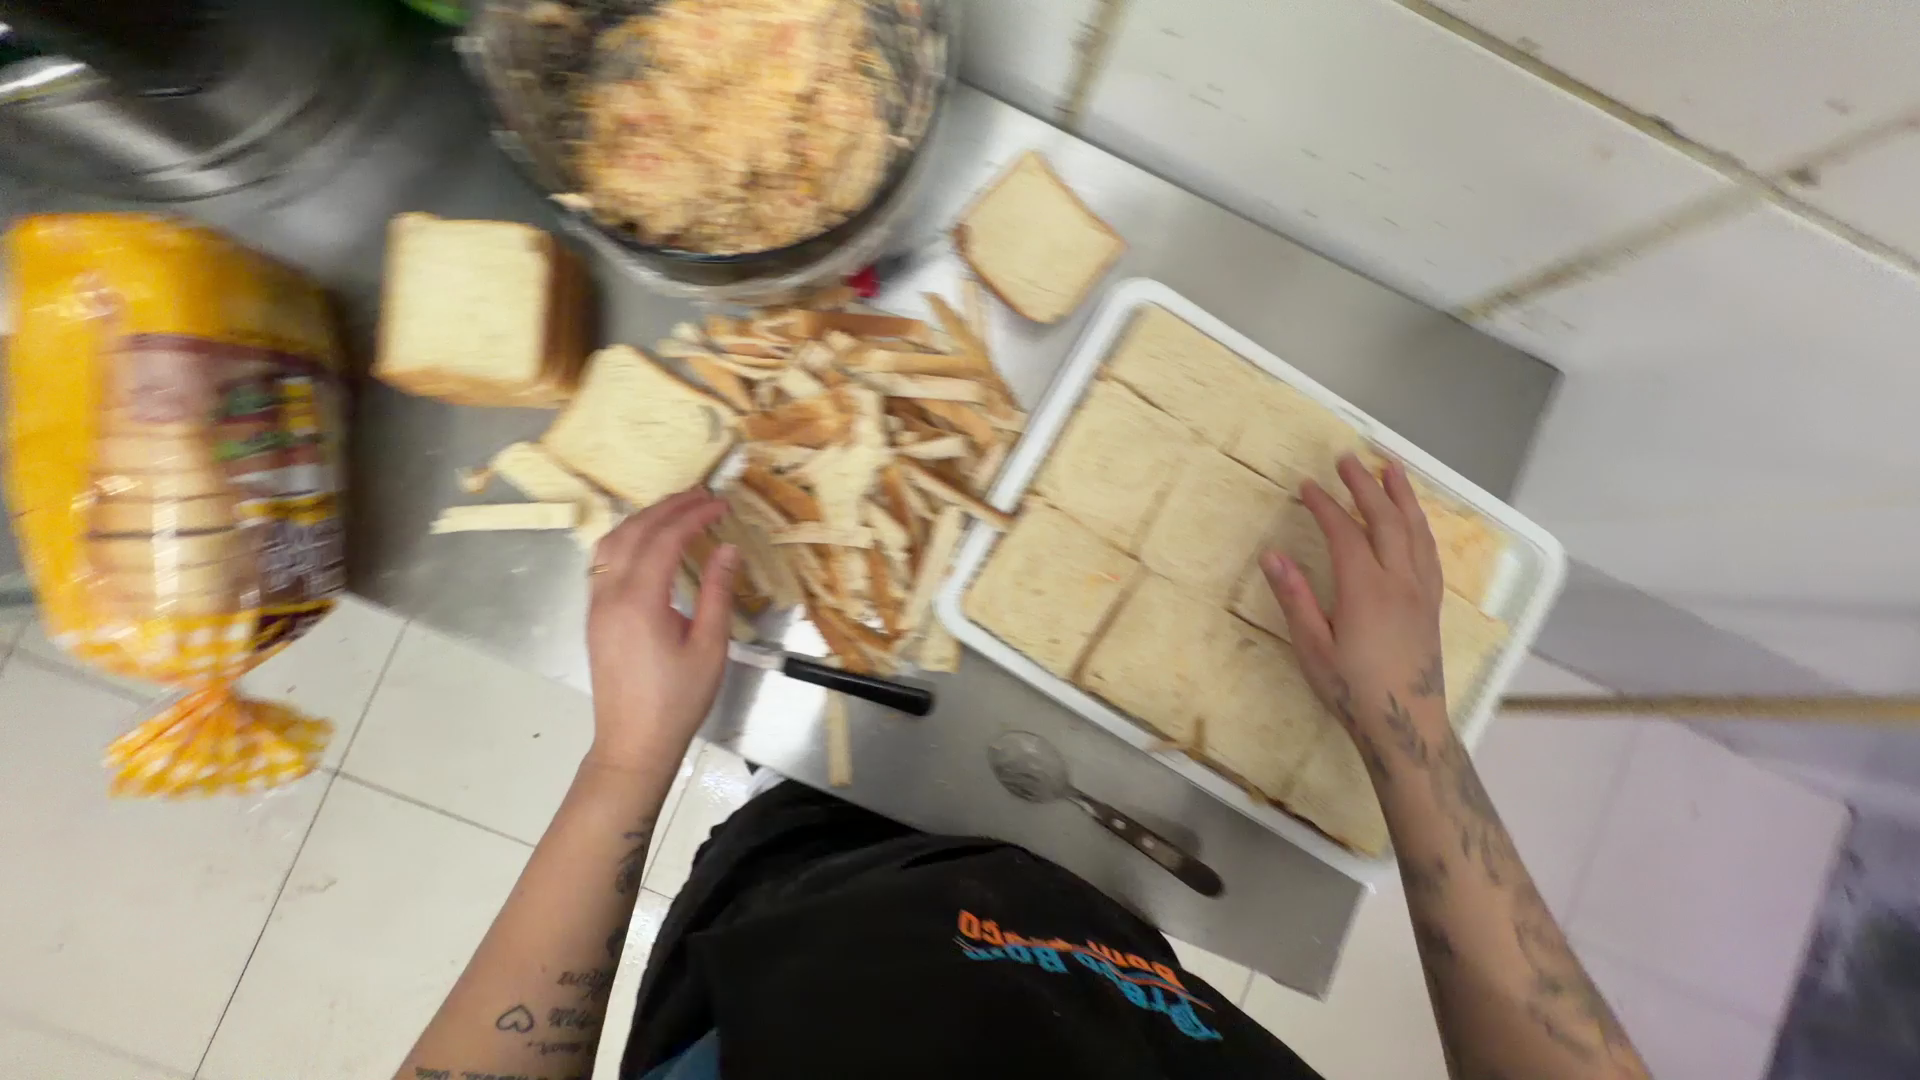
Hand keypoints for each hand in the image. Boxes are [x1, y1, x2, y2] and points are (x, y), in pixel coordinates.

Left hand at [583, 490, 737, 771]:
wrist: (634, 743)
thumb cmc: (678, 699)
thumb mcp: (709, 646)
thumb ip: (717, 592)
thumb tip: (728, 549)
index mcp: (639, 602)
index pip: (665, 540)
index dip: (694, 516)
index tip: (720, 504)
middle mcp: (609, 595)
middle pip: (633, 532)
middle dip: (667, 507)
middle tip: (700, 495)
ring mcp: (596, 605)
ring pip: (611, 543)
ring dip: (643, 519)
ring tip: (676, 509)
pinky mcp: (595, 616)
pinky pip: (604, 562)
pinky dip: (627, 539)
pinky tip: (648, 541)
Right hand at [1260, 455, 1445, 727]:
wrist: (1406, 725)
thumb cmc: (1351, 688)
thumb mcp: (1312, 647)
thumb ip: (1295, 598)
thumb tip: (1272, 555)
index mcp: (1366, 590)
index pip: (1345, 533)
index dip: (1325, 505)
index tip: (1306, 486)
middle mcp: (1400, 581)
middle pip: (1386, 521)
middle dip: (1366, 486)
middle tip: (1348, 459)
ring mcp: (1422, 591)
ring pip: (1416, 531)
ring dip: (1402, 496)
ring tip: (1391, 468)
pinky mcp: (1432, 604)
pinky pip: (1428, 550)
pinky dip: (1418, 524)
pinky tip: (1412, 519)